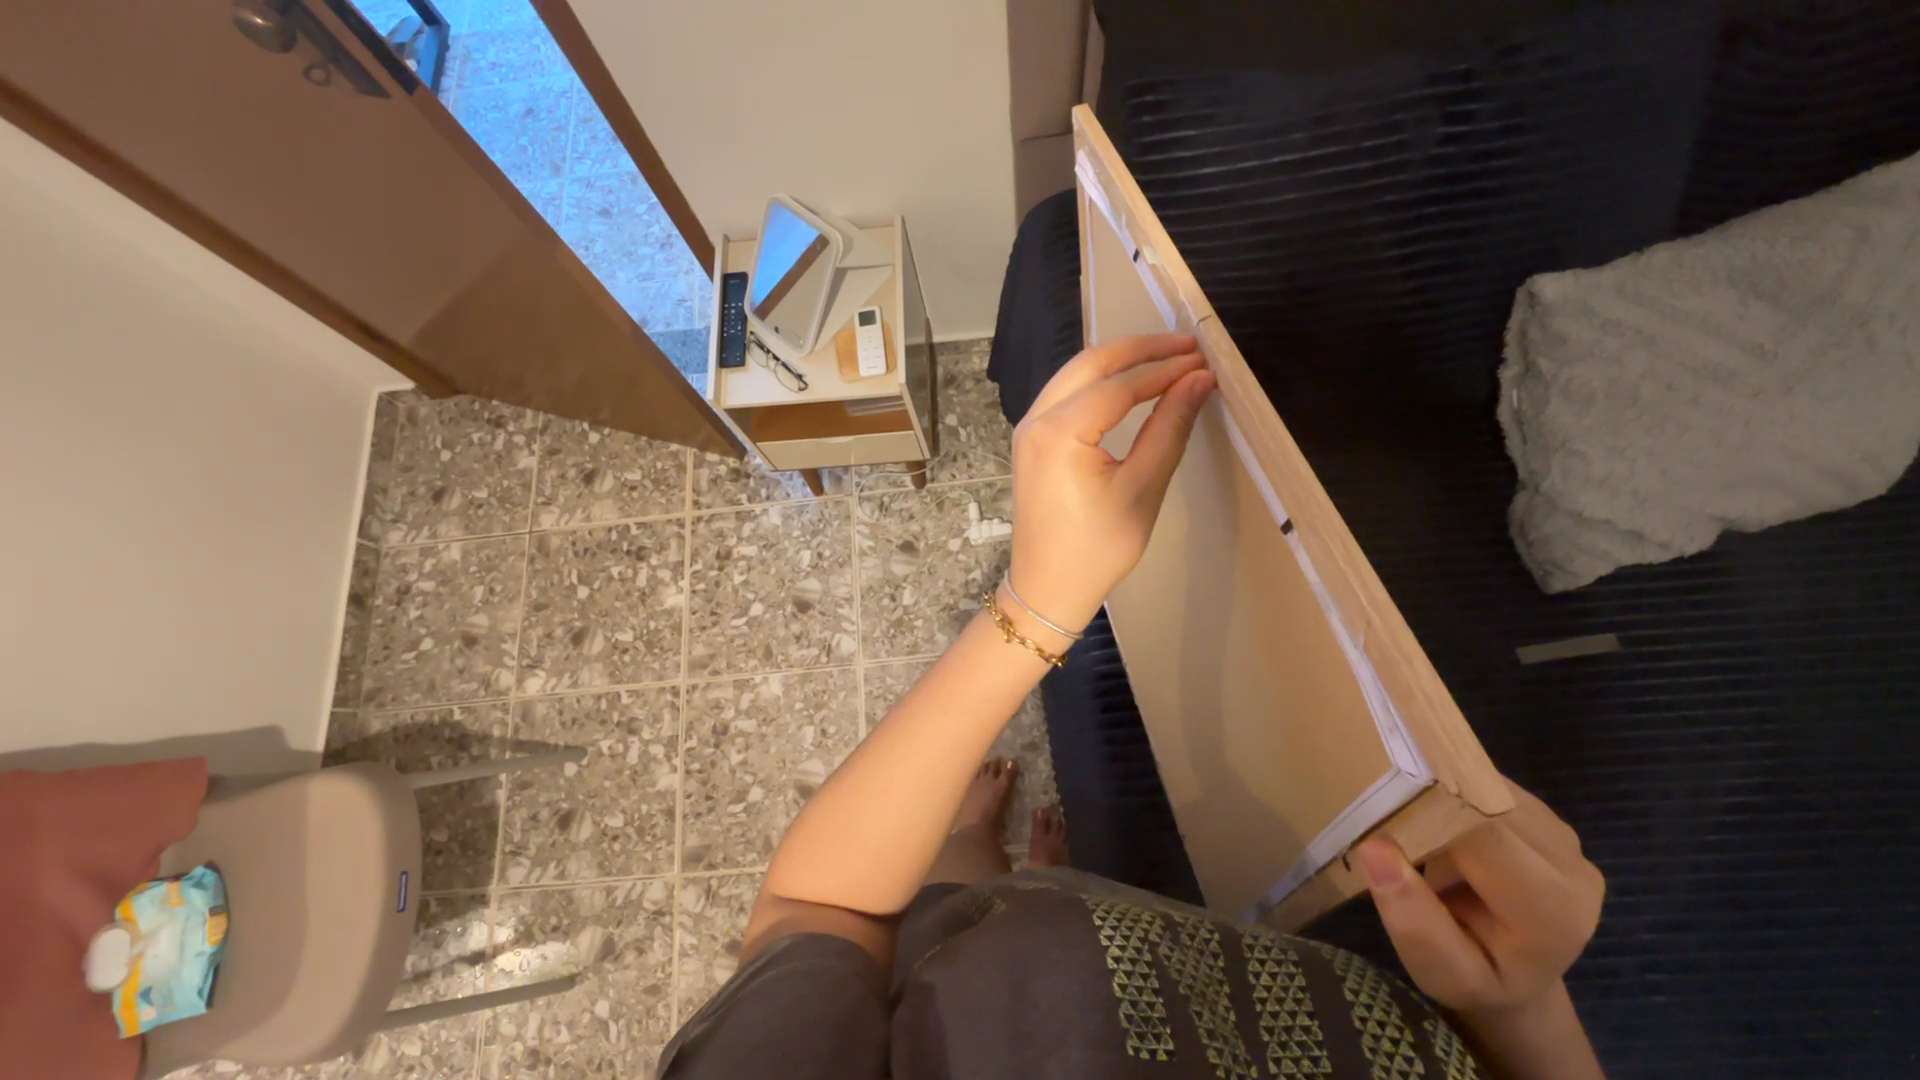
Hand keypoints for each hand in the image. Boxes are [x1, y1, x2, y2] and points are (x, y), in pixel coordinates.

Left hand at [1007, 334, 1216, 634]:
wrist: (1047, 588)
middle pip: (1090, 365)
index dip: (1164, 369)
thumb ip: (1169, 428)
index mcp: (1060, 433)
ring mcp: (1027, 429)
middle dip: (1139, 350)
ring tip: (1165, 359)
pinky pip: (1065, 395)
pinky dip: (1098, 383)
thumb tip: (1198, 381)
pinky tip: (1128, 385)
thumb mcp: (1142, 488)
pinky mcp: (1030, 441)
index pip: (1119, 385)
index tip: (1203, 360)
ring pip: (1074, 375)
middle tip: (1186, 347)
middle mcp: (1036, 420)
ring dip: (1117, 362)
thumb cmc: (1097, 548)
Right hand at [1356, 780, 1604, 1020]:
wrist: (1518, 975)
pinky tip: (1440, 821)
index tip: (1383, 818)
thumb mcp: (1440, 972)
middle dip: (1432, 800)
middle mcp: (1571, 865)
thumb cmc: (1476, 979)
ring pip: (1486, 785)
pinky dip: (1455, 791)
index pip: (1485, 835)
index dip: (1430, 813)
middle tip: (1390, 817)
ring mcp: (1563, 837)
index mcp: (1550, 910)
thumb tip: (1376, 848)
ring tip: (1414, 823)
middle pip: (1486, 802)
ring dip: (1443, 793)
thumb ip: (1413, 922)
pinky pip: (1489, 784)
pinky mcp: (1546, 817)